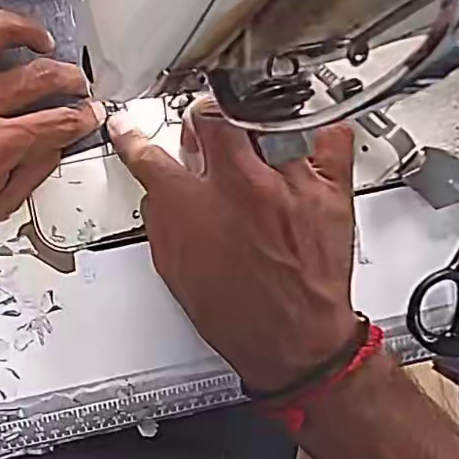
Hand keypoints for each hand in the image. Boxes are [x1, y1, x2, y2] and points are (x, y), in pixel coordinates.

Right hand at [108, 100, 358, 392]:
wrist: (293, 340)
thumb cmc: (237, 313)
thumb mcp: (175, 269)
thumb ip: (162, 221)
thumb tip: (158, 194)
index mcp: (192, 208)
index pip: (149, 156)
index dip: (132, 138)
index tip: (129, 129)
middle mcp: (240, 188)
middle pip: (213, 118)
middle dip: (201, 120)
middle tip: (202, 131)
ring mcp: (287, 185)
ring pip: (267, 120)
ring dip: (250, 127)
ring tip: (249, 143)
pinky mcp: (330, 191)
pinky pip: (329, 136)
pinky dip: (314, 133)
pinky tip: (299, 142)